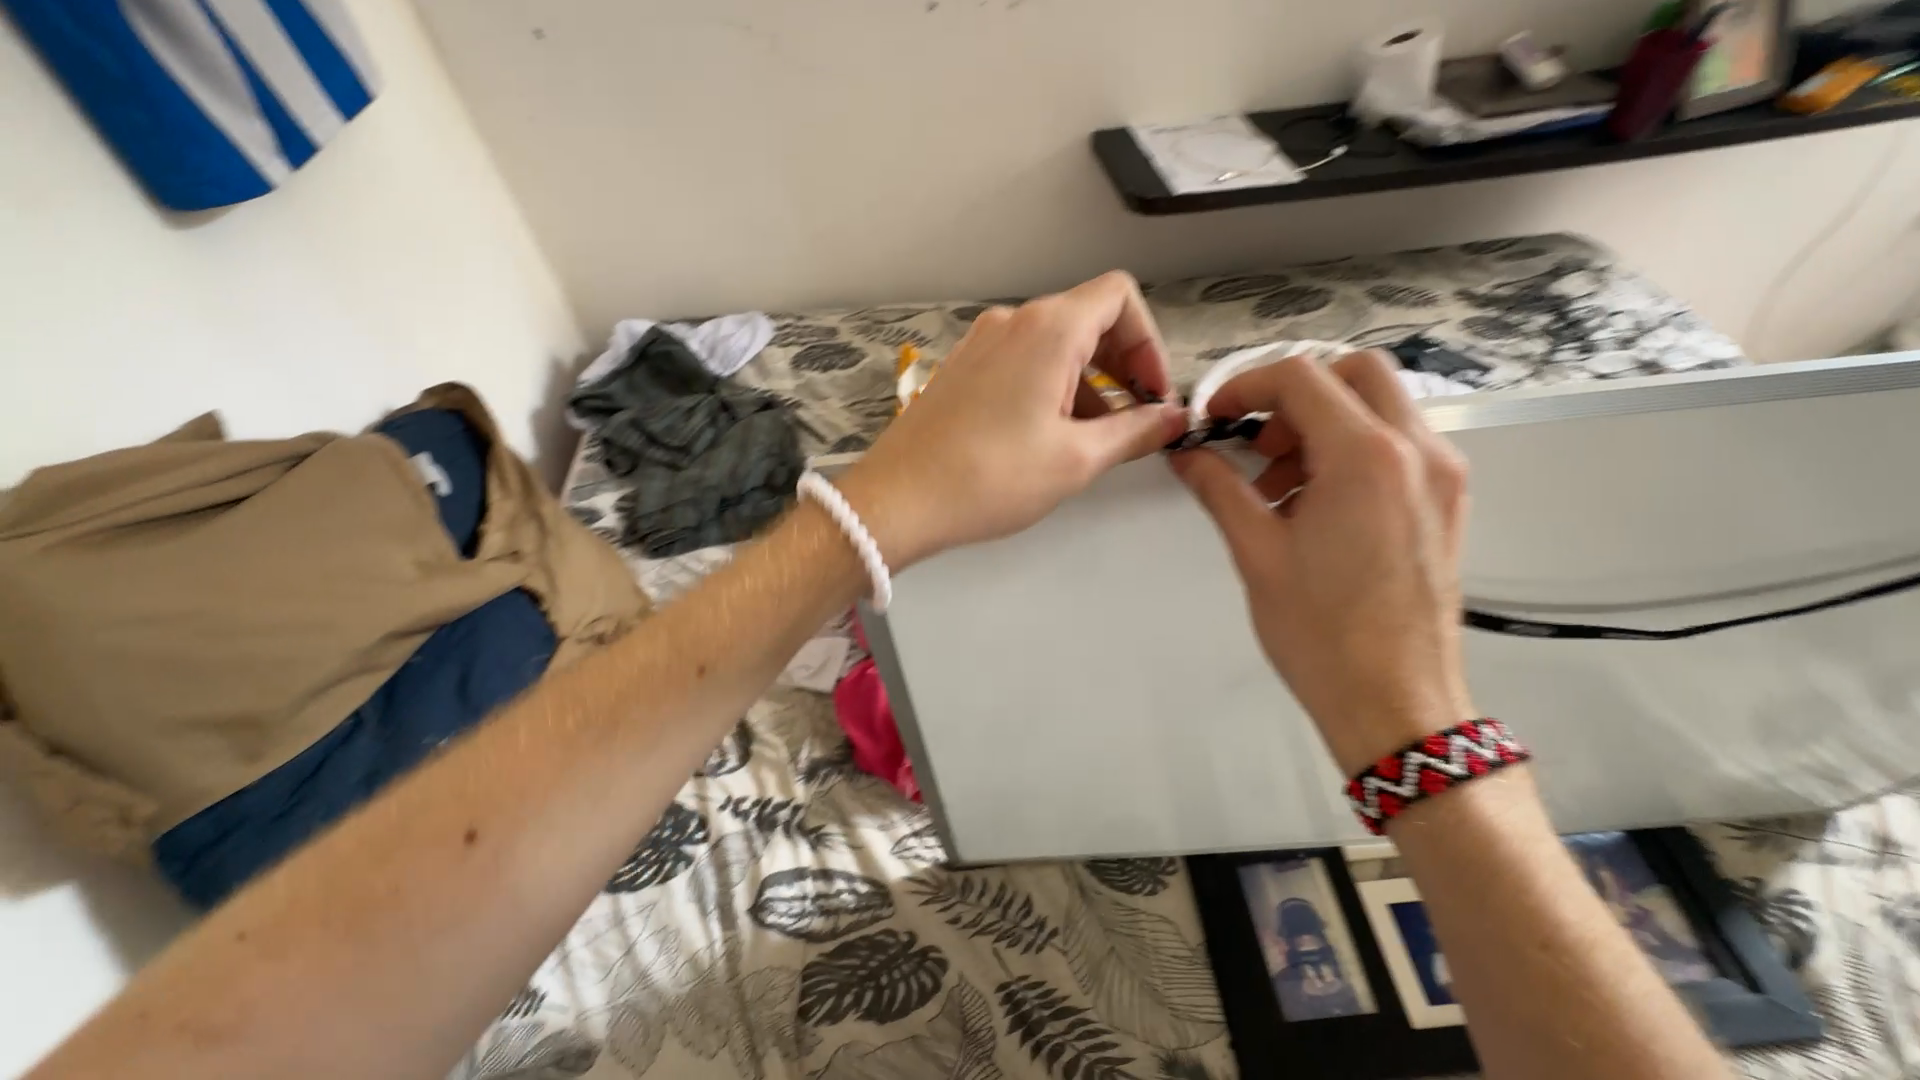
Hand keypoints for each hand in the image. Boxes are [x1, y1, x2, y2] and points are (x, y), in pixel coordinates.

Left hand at [838, 272, 1186, 567]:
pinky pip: (1022, 363)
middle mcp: (1013, 322)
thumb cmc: (989, 478)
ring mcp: (982, 343)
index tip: (1153, 394)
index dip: (1149, 343)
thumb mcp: (1076, 459)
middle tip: (1134, 420)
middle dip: (1123, 366)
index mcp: (1048, 329)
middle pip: (1089, 320)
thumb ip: (1135, 431)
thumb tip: (1171, 419)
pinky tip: (1049, 439)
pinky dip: (1050, 388)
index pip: (1120, 297)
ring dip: (1087, 384)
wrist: (898, 501)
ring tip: (1092, 441)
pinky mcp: (963, 369)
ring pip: (1055, 346)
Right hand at [1170, 350, 1473, 773]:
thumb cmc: (1321, 633)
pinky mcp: (1447, 501)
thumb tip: (1188, 453)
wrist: (1393, 701)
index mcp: (1367, 457)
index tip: (1214, 418)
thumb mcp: (1256, 552)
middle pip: (1354, 371)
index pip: (1300, 377)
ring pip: (1383, 403)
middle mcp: (1418, 451)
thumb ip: (1220, 487)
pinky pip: (1400, 442)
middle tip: (1256, 438)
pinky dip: (1355, 446)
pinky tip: (1318, 500)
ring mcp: (1442, 474)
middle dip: (1295, 391)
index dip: (1244, 386)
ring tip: (1280, 480)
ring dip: (1325, 419)